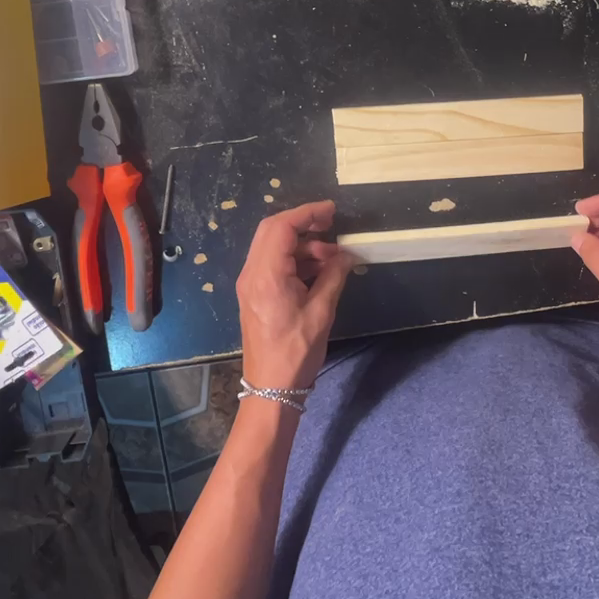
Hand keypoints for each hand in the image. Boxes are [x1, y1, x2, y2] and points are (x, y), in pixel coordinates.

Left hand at [236, 201, 355, 389]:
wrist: (271, 388)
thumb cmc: (296, 352)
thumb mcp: (322, 312)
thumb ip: (334, 276)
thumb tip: (347, 255)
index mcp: (267, 275)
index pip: (282, 227)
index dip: (307, 213)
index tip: (331, 211)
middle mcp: (252, 274)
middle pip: (272, 231)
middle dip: (302, 222)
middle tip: (331, 224)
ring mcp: (251, 284)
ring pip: (273, 246)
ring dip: (301, 243)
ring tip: (332, 256)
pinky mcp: (255, 294)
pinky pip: (273, 263)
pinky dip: (295, 258)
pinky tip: (319, 269)